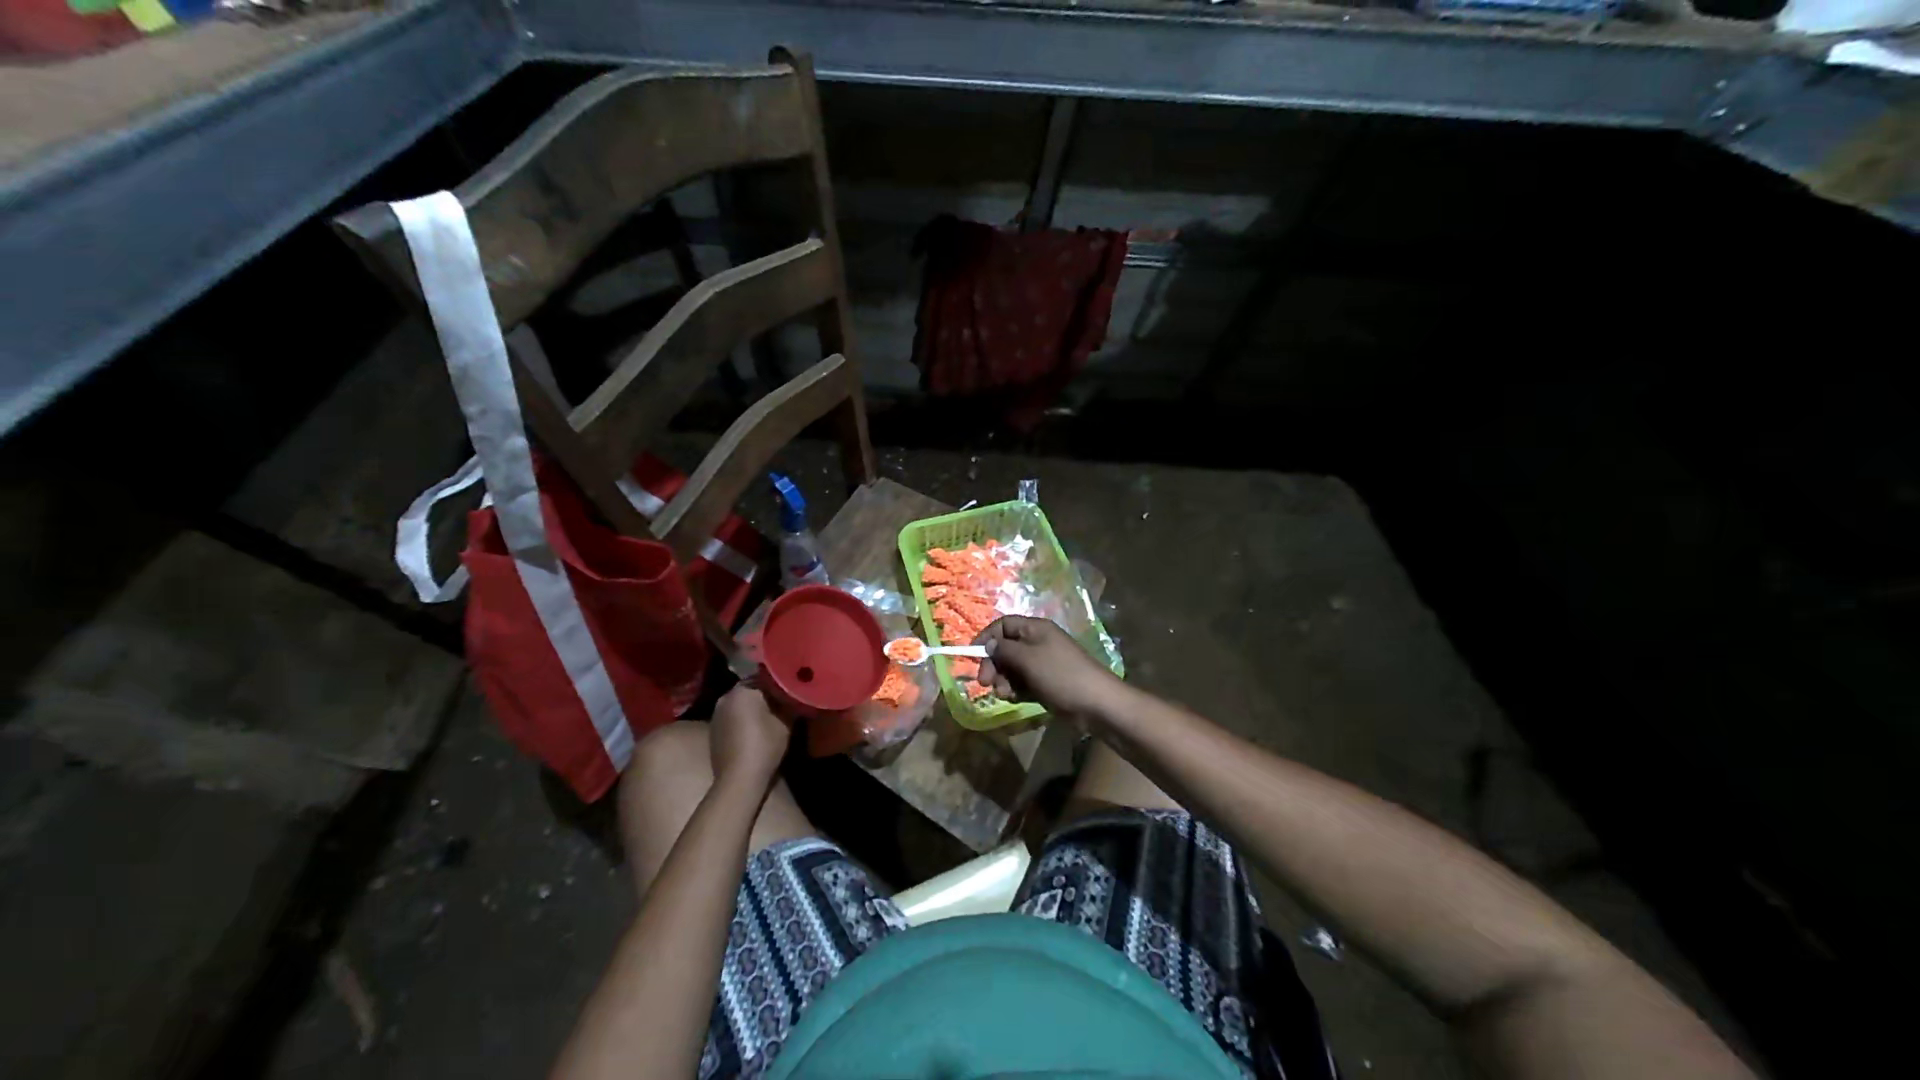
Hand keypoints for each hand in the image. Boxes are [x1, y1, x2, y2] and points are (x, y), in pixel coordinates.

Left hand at [709, 685, 789, 791]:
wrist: (738, 778)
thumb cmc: (764, 744)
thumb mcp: (786, 721)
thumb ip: (789, 703)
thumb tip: (795, 693)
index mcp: (742, 690)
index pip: (764, 677)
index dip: (780, 683)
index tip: (792, 690)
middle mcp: (725, 697)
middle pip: (750, 690)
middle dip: (766, 695)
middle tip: (784, 703)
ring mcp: (716, 715)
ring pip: (740, 704)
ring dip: (753, 708)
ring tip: (771, 717)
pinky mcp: (713, 731)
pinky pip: (732, 718)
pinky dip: (743, 720)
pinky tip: (755, 731)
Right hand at [975, 615, 1124, 723]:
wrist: (1096, 703)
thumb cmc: (1060, 675)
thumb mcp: (1027, 659)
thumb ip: (1004, 650)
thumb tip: (989, 644)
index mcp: (1036, 629)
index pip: (1004, 624)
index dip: (987, 637)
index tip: (973, 655)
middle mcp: (1038, 642)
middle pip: (1005, 647)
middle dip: (993, 664)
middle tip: (986, 683)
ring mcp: (1043, 663)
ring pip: (1012, 667)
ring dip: (1003, 680)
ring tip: (1005, 694)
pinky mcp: (1046, 682)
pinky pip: (1023, 681)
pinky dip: (1016, 689)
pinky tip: (1015, 699)